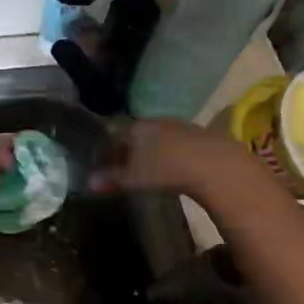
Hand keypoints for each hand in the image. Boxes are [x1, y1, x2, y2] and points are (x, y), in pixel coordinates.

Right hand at [88, 119, 254, 197]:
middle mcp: (155, 121)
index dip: (108, 152)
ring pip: (156, 137)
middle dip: (129, 151)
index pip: (114, 136)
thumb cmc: (165, 169)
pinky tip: (172, 168)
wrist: (213, 162)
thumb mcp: (134, 178)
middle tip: (126, 170)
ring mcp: (178, 125)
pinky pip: (175, 143)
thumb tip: (90, 182)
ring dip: (150, 152)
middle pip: (136, 135)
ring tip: (149, 171)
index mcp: (136, 127)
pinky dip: (168, 153)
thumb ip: (112, 179)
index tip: (105, 167)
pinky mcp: (198, 134)